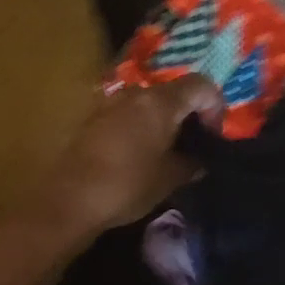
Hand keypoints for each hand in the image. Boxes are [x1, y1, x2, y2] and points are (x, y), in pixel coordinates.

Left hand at [41, 75, 224, 233]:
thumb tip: (198, 161)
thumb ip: (190, 164)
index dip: (214, 106)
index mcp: (160, 102)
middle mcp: (135, 93)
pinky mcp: (92, 118)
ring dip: (160, 119)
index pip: (200, 85)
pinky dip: (138, 126)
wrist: (70, 198)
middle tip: (193, 142)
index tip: (213, 134)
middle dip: (187, 112)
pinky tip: (138, 153)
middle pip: (171, 91)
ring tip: (165, 150)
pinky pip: (125, 113)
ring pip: (146, 102)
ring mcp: (109, 102)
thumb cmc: (127, 185)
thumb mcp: (168, 179)